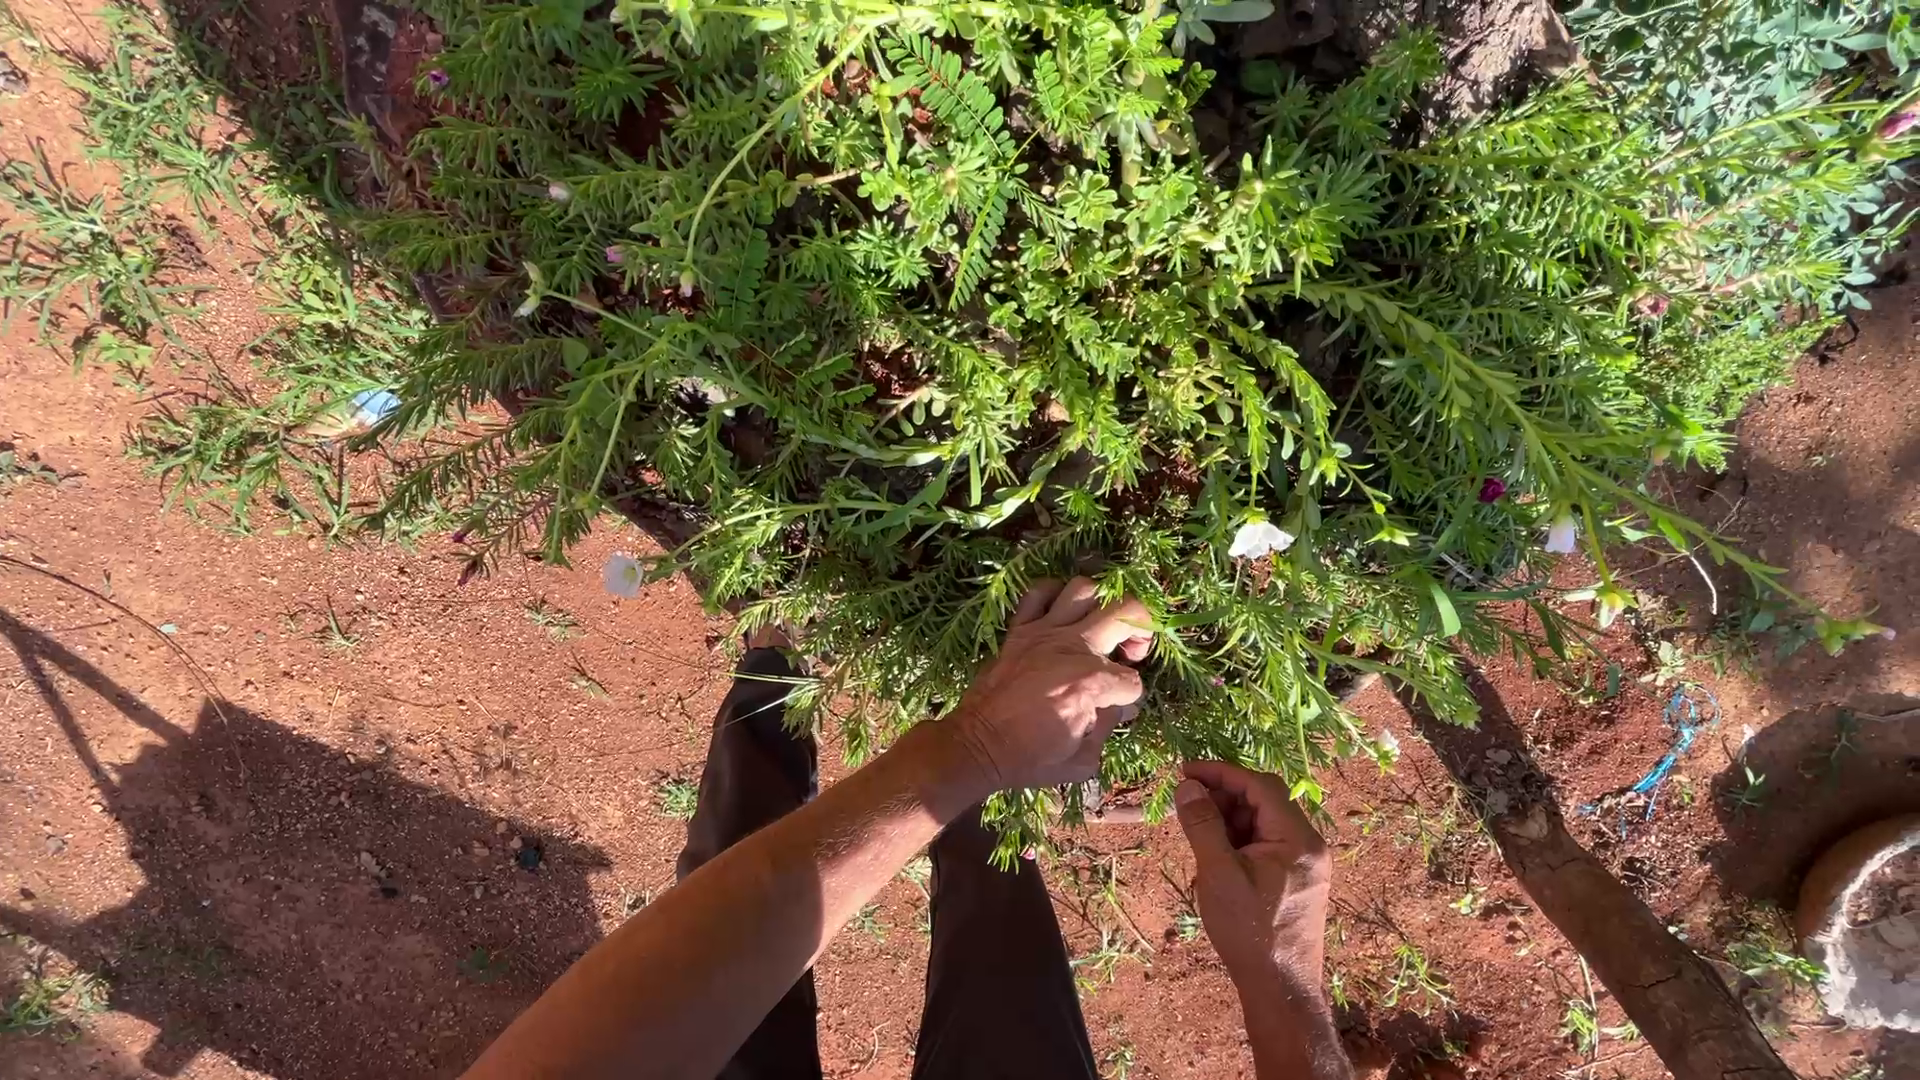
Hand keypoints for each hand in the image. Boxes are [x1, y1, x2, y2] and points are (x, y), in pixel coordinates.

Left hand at [943, 577, 1152, 793]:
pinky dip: (1054, 594)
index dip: (1131, 696)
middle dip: (1141, 630)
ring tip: (1099, 625)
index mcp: (1090, 683)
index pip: (1132, 680)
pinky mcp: (1019, 629)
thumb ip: (1108, 728)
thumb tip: (1120, 706)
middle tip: (1132, 652)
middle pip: (1126, 611)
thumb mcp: (1082, 761)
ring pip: (1083, 588)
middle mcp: (1071, 647)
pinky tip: (1062, 613)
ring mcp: (1043, 632)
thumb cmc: (1030, 759)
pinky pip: (1037, 593)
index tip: (1117, 707)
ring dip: (1101, 603)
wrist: (978, 745)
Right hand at [1174, 761, 1332, 996]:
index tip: (1185, 771)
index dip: (1221, 773)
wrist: (1281, 991)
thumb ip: (1202, 824)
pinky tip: (1215, 852)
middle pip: (1263, 800)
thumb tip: (1187, 785)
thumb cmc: (1249, 931)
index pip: (1260, 785)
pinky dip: (1239, 838)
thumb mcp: (1218, 872)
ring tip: (1197, 830)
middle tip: (1187, 802)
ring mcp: (1304, 864)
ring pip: (1263, 821)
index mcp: (1298, 839)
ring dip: (1229, 817)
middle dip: (1223, 795)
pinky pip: (1266, 843)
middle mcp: (1309, 846)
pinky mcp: (1296, 880)